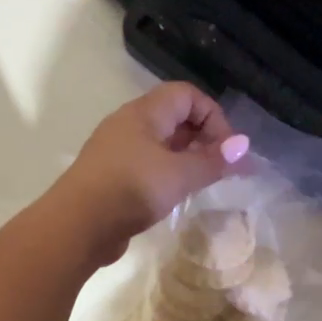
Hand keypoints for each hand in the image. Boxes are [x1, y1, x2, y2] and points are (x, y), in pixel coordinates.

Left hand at [50, 83, 250, 265]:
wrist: (78, 225)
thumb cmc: (132, 190)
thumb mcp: (179, 175)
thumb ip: (213, 161)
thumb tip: (243, 146)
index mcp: (145, 112)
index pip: (187, 95)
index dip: (213, 116)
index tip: (228, 149)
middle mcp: (129, 125)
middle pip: (174, 118)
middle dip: (203, 139)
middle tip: (221, 169)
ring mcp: (118, 152)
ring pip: (161, 145)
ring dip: (186, 160)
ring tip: (202, 184)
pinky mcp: (112, 178)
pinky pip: (147, 167)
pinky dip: (167, 176)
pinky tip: (175, 198)